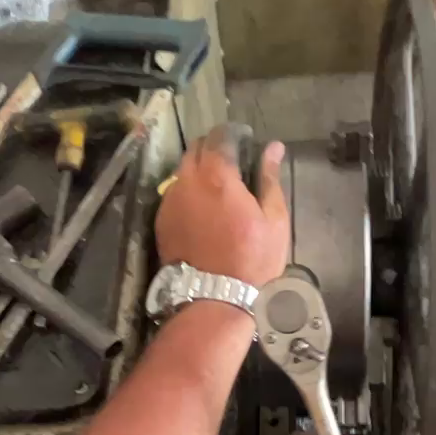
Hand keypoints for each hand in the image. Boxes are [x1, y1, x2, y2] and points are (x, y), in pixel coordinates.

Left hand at [155, 124, 288, 287]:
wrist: (213, 300)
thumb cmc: (251, 260)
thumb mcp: (274, 220)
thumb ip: (269, 179)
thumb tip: (272, 148)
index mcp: (217, 176)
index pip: (220, 136)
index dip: (233, 134)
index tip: (246, 141)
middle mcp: (186, 182)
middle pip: (196, 149)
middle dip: (214, 148)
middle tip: (234, 163)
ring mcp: (169, 202)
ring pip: (182, 172)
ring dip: (199, 171)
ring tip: (219, 190)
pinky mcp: (161, 221)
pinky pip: (175, 195)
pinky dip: (189, 193)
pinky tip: (204, 211)